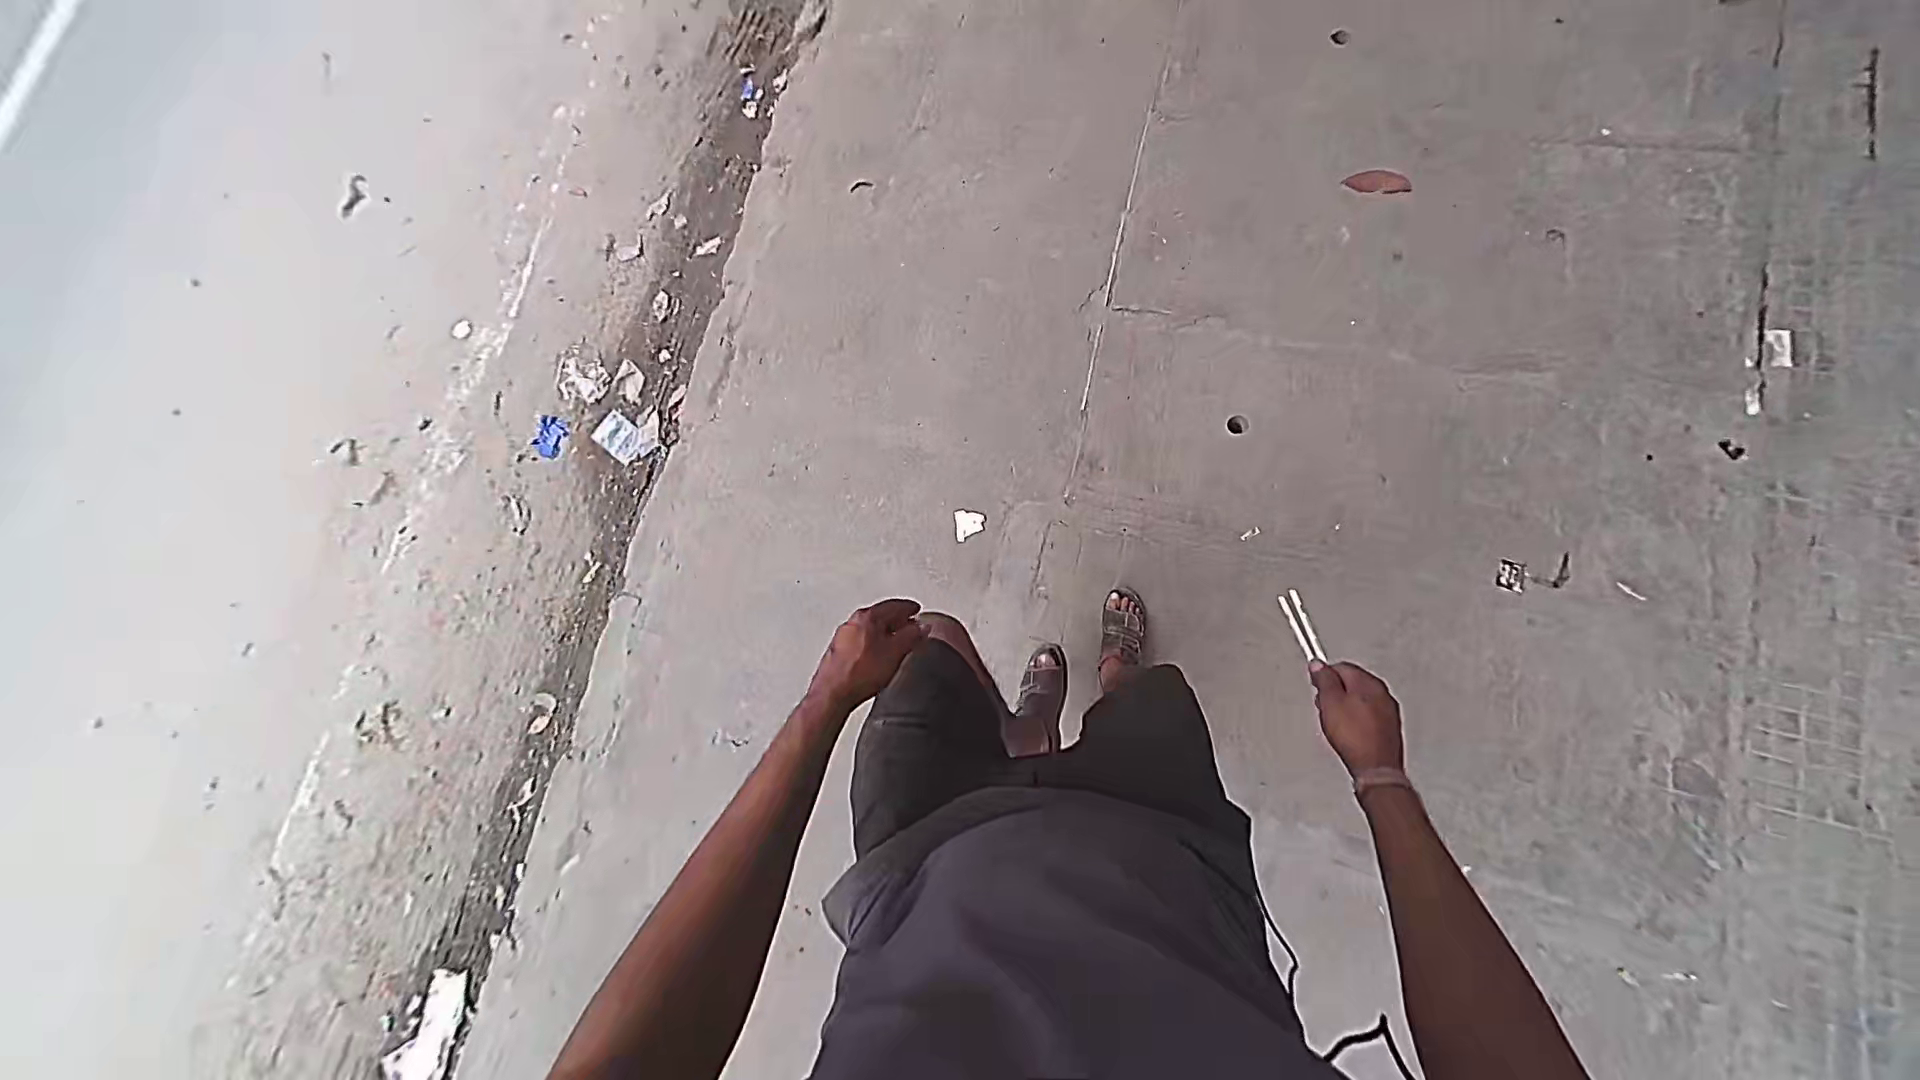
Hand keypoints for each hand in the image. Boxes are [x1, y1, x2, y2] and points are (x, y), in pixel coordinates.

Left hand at [805, 599, 928, 711]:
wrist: (833, 694)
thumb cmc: (859, 673)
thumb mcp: (896, 652)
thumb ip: (912, 636)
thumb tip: (921, 627)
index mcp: (867, 617)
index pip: (893, 605)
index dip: (908, 607)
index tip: (915, 609)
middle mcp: (852, 623)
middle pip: (880, 615)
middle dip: (897, 619)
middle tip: (909, 622)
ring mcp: (843, 637)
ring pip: (869, 628)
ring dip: (885, 632)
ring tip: (896, 641)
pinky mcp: (838, 652)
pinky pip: (860, 640)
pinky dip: (873, 642)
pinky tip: (877, 655)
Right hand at [1308, 660, 1404, 775]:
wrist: (1375, 766)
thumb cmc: (1355, 736)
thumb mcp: (1329, 702)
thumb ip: (1323, 680)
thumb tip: (1318, 665)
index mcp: (1368, 682)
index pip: (1342, 666)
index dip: (1324, 674)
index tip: (1316, 683)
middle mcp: (1382, 693)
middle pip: (1352, 681)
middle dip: (1335, 690)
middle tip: (1324, 704)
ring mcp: (1388, 709)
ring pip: (1359, 697)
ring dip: (1345, 704)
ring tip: (1335, 720)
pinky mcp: (1389, 725)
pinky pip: (1368, 712)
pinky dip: (1356, 717)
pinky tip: (1348, 730)